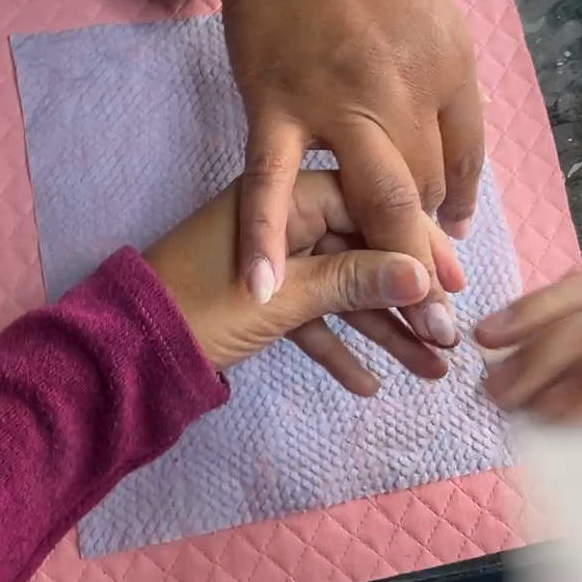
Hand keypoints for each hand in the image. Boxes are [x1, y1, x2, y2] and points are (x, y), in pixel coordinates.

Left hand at [145, 170, 465, 394]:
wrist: (127, 351)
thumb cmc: (202, 306)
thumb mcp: (284, 295)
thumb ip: (353, 281)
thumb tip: (424, 276)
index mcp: (283, 197)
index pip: (366, 208)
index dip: (413, 248)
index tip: (454, 287)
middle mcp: (282, 224)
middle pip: (359, 255)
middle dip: (404, 300)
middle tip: (449, 337)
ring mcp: (271, 265)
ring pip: (339, 293)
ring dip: (380, 331)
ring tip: (430, 370)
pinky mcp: (260, 302)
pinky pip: (308, 319)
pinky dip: (334, 348)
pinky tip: (370, 384)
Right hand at [211, 0, 484, 353]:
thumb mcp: (433, 14)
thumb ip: (447, 90)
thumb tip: (449, 170)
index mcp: (447, 63)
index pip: (463, 159)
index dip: (457, 210)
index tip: (448, 248)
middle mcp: (403, 87)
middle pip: (426, 189)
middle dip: (433, 255)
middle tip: (437, 316)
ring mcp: (336, 100)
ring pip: (371, 196)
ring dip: (382, 263)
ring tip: (392, 325)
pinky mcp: (274, 107)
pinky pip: (271, 182)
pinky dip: (264, 236)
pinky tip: (262, 288)